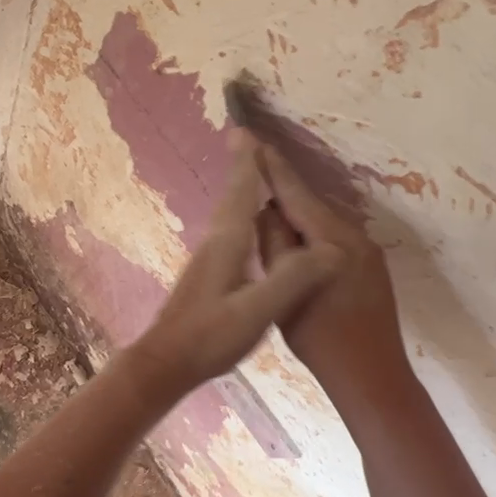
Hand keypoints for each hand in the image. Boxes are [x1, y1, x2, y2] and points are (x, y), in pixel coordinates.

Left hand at [129, 130, 341, 392]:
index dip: (248, 163)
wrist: (165, 364)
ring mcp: (206, 263)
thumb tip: (331, 252)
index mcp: (227, 244)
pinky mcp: (206, 280)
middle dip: (244, 170)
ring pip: (228, 217)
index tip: (248, 131)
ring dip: (241, 193)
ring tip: (254, 178)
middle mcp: (214, 245)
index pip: (241, 193)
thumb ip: (291, 280)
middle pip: (232, 199)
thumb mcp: (256, 311)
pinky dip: (241, 220)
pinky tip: (245, 233)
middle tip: (249, 141)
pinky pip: (228, 236)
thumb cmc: (208, 338)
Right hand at [251, 141, 408, 391]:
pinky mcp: (368, 269)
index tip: (252, 142)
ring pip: (320, 223)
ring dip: (293, 215)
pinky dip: (307, 235)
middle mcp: (355, 237)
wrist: (371, 375)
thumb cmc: (322, 338)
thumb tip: (266, 210)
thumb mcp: (285, 291)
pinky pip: (331, 240)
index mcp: (333, 239)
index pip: (296, 194)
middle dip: (280, 189)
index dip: (272, 168)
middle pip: (310, 205)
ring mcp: (365, 253)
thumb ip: (275, 245)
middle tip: (251, 171)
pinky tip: (290, 242)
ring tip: (263, 207)